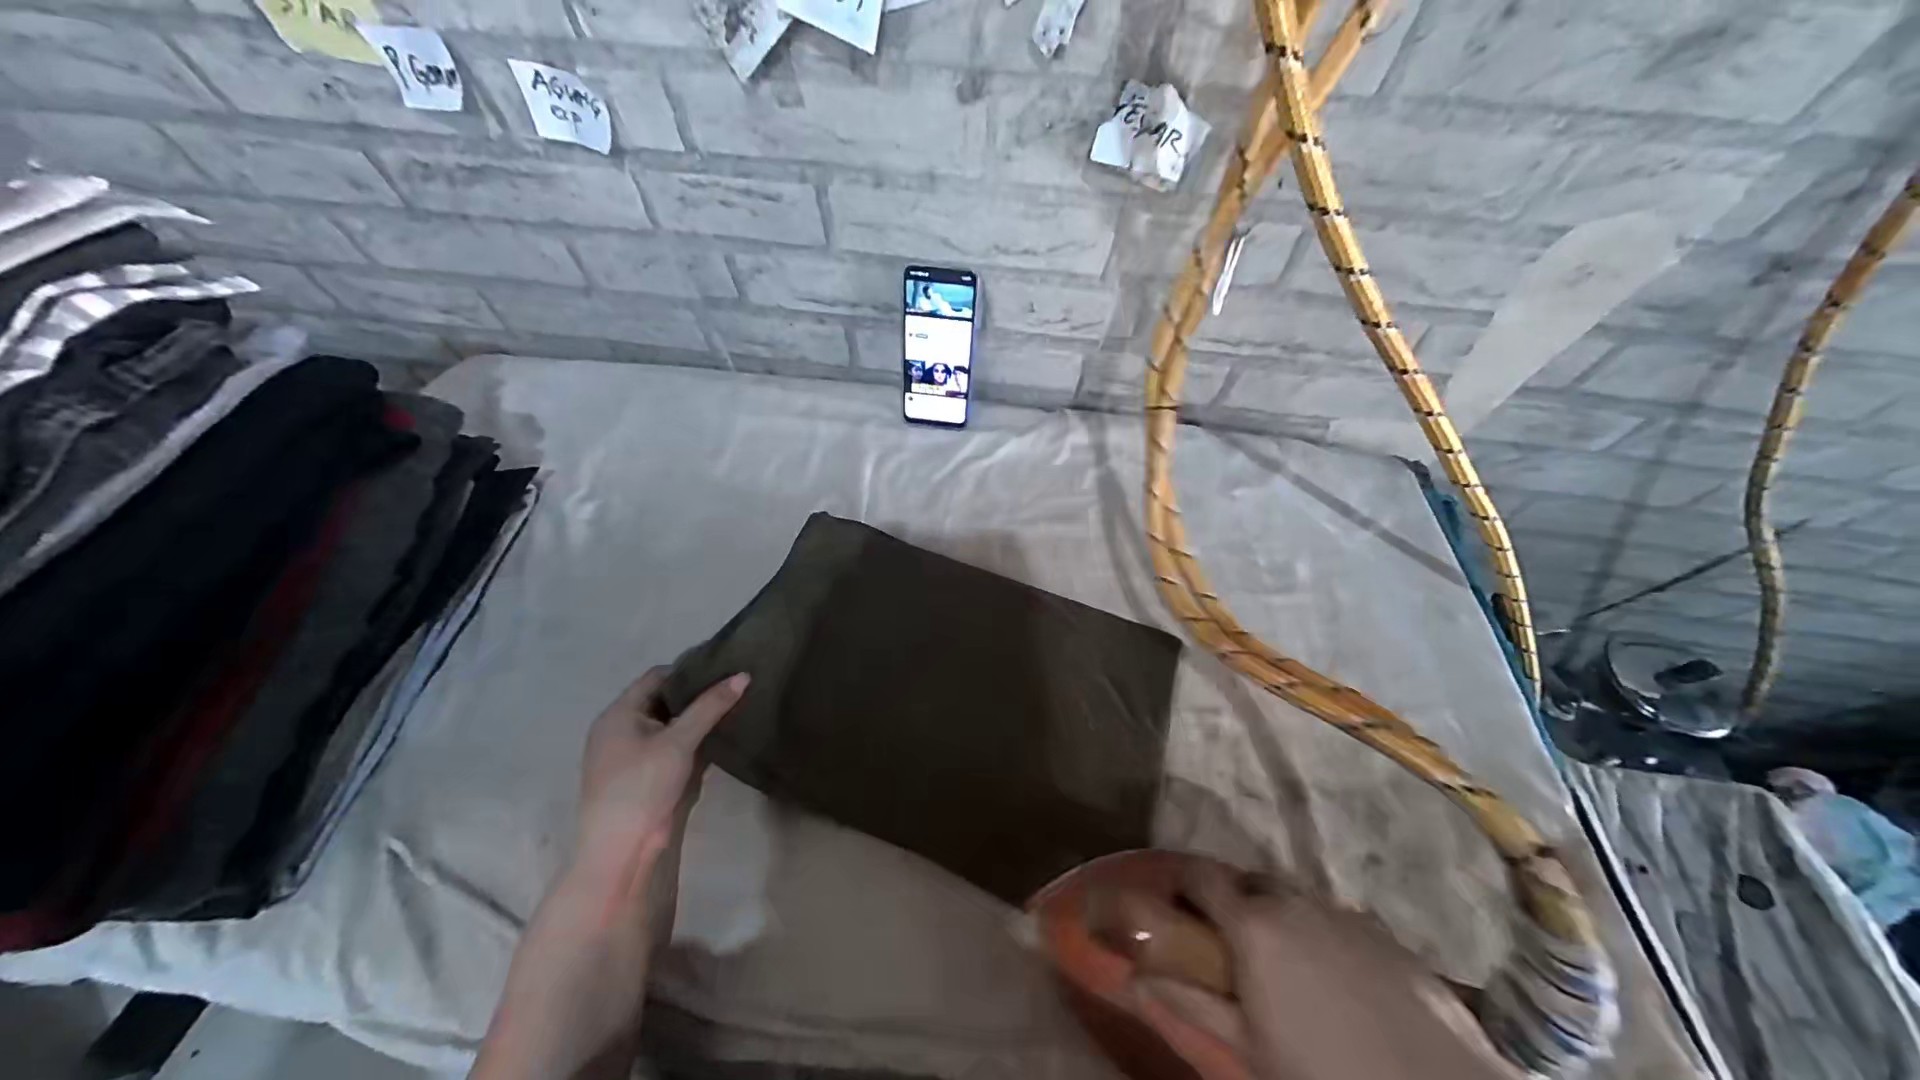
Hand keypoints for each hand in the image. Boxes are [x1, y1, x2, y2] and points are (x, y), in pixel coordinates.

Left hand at [575, 666, 748, 867]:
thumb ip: (710, 707)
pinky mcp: (638, 775)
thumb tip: (743, 675)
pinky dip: (687, 740)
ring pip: (665, 724)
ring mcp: (626, 753)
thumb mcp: (680, 741)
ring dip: (692, 719)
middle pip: (661, 699)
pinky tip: (714, 739)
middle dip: (694, 695)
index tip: (723, 669)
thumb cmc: (643, 784)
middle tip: (731, 688)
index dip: (689, 669)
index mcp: (618, 713)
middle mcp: (618, 728)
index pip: (657, 676)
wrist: (620, 848)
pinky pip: (665, 746)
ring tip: (729, 709)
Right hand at [1136, 863, 1519, 1079]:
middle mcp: (1297, 904)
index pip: (1202, 878)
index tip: (1171, 896)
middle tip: (1227, 939)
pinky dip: (1325, 938)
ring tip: (1285, 965)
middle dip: (1233, 898)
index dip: (1182, 881)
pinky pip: (1342, 924)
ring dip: (1280, 916)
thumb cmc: (1324, 1077)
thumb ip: (1189, 1002)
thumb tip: (1135, 977)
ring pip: (1298, 901)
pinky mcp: (1392, 940)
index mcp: (1254, 924)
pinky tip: (1340, 985)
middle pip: (1251, 882)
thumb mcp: (1247, 1048)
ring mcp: (1349, 918)